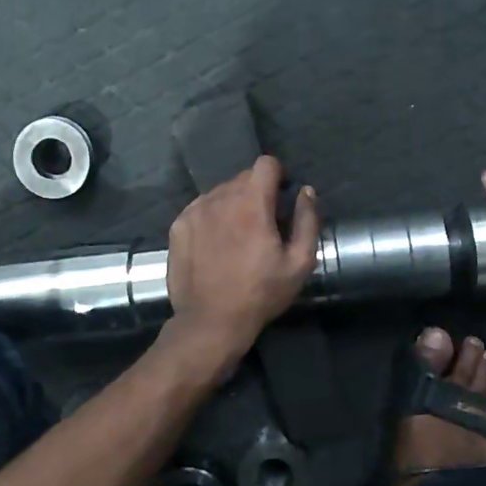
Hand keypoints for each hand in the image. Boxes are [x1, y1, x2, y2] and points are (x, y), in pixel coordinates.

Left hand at [164, 156, 321, 357]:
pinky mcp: (178, 226)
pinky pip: (201, 207)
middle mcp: (220, 198)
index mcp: (251, 204)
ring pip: (220, 192)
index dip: (278, 176)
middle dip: (257, 193)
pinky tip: (216, 244)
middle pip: (243, 177)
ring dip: (233, 204)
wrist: (210, 321)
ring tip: (238, 236)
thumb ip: (307, 221)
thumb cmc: (260, 294)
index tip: (281, 197)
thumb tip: (306, 191)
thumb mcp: (299, 263)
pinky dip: (212, 217)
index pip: (265, 163)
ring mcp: (194, 211)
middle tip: (263, 224)